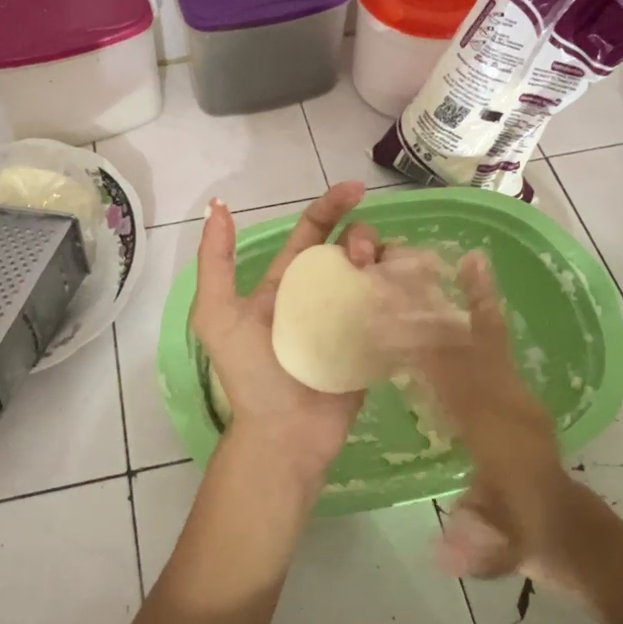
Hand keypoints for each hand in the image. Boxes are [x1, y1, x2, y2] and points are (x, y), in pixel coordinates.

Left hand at [192, 181, 381, 481]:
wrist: (284, 433)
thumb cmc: (251, 374)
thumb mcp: (217, 314)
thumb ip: (215, 262)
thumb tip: (216, 206)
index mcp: (287, 282)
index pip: (312, 232)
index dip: (332, 207)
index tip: (356, 190)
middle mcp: (321, 293)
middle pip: (353, 247)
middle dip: (363, 237)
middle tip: (361, 257)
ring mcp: (351, 318)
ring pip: (379, 273)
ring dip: (387, 261)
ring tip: (380, 278)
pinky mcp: (375, 344)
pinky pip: (397, 309)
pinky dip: (406, 292)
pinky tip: (408, 291)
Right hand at [372, 249, 585, 580]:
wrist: (569, 533)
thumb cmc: (523, 537)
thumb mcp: (498, 545)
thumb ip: (475, 546)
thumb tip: (443, 555)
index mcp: (497, 436)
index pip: (454, 384)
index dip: (419, 353)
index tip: (382, 324)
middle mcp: (507, 401)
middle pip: (465, 346)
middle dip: (428, 310)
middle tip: (395, 271)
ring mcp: (515, 390)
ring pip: (483, 333)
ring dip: (457, 296)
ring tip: (435, 256)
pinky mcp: (515, 388)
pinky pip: (497, 338)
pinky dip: (484, 303)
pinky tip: (474, 270)